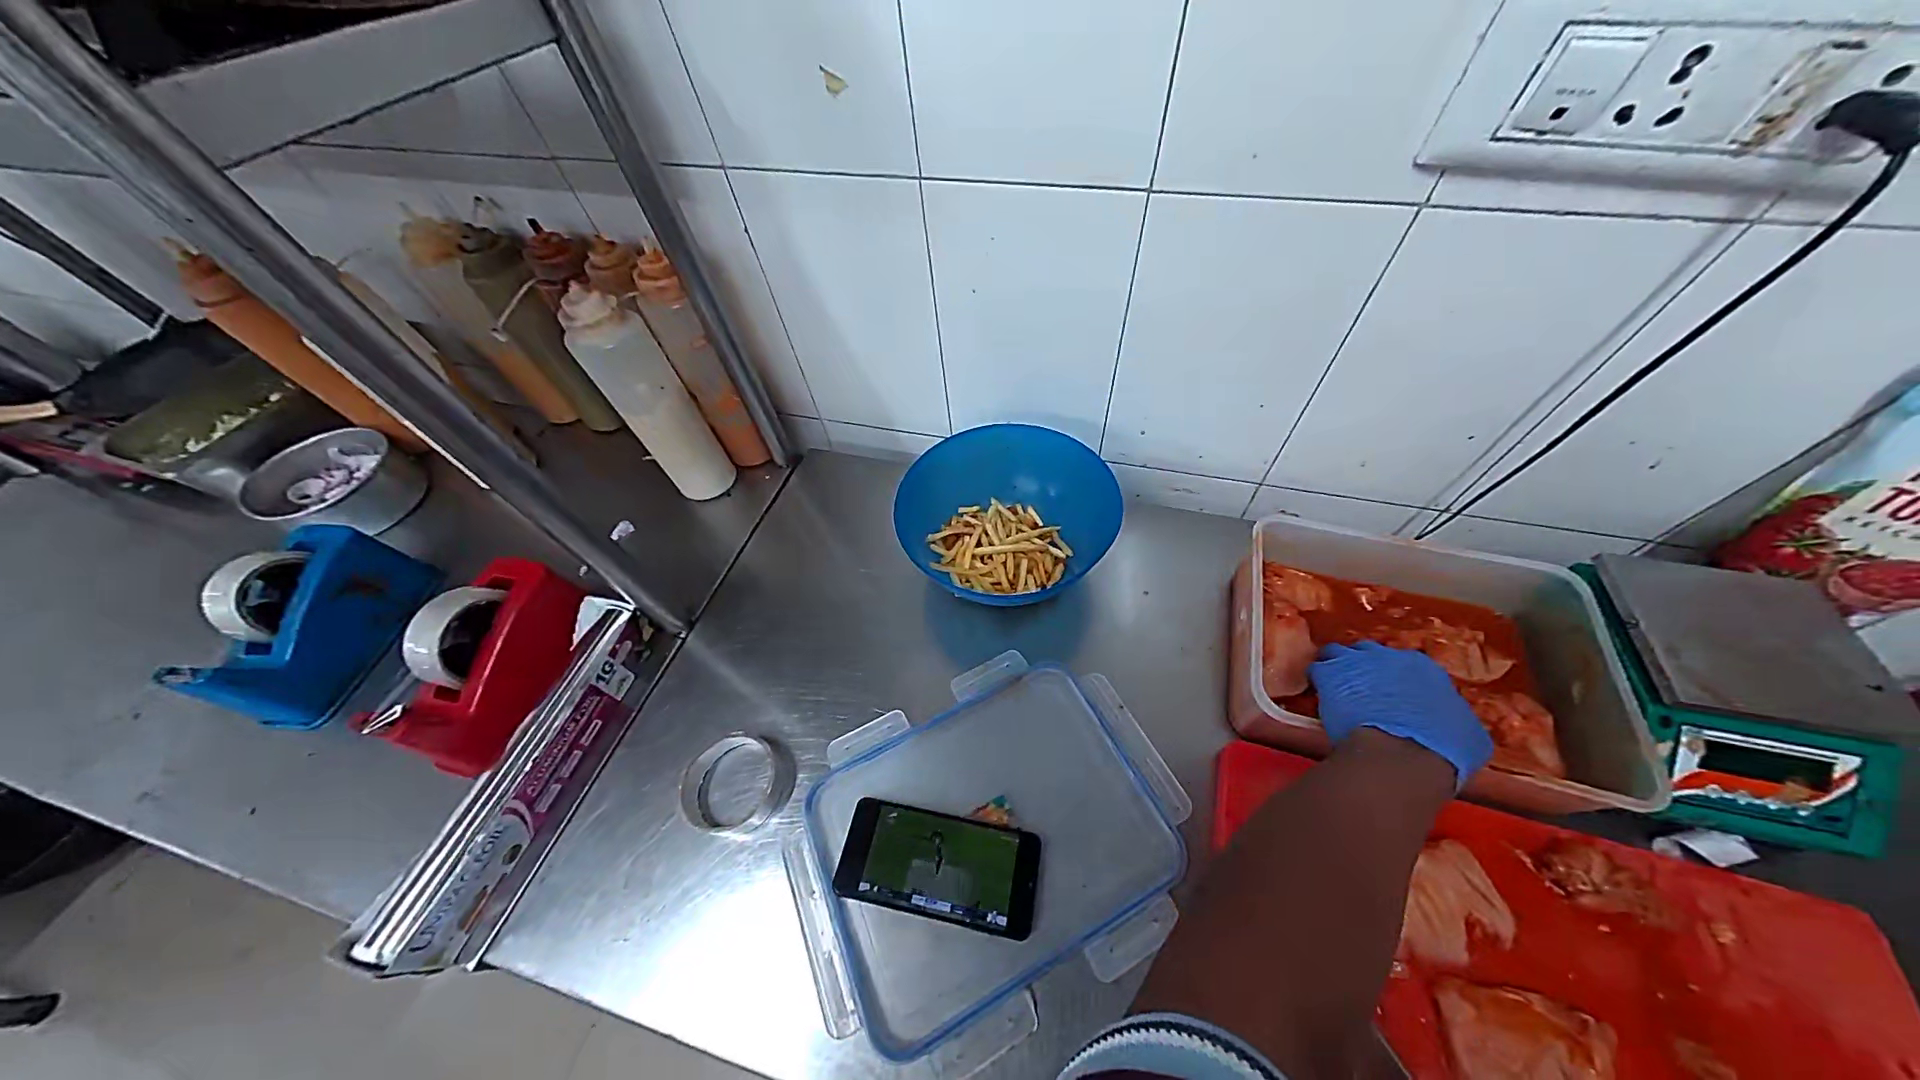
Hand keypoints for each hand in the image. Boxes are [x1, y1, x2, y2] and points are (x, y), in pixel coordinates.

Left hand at [1309, 641, 1492, 789]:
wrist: (1403, 753)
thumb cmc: (1442, 749)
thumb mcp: (1466, 732)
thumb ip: (1454, 717)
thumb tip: (1451, 721)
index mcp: (1423, 667)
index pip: (1404, 664)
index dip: (1394, 678)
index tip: (1389, 692)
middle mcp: (1388, 656)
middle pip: (1370, 654)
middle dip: (1364, 667)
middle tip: (1360, 688)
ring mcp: (1356, 661)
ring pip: (1339, 653)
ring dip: (1337, 667)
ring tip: (1334, 686)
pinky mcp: (1330, 673)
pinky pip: (1317, 669)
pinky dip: (1317, 679)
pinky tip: (1318, 692)